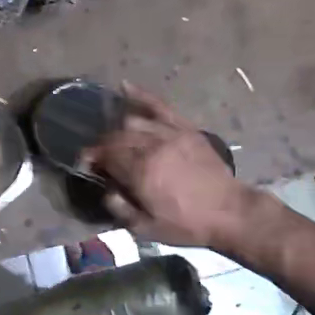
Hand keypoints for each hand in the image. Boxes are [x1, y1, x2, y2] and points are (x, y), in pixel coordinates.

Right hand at [81, 83, 257, 248]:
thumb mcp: (146, 228)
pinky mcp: (185, 129)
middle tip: (100, 155)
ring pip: (133, 121)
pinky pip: (160, 106)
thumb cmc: (186, 224)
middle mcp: (151, 146)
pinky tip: (125, 86)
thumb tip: (105, 189)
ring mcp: (170, 134)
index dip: (91, 156)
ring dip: (119, 128)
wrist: (230, 212)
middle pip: (116, 136)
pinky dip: (141, 95)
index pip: (105, 154)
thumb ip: (119, 208)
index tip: (85, 163)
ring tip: (116, 137)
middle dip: (103, 144)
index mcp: (140, 172)